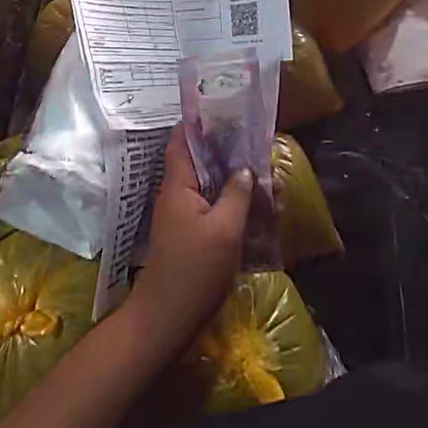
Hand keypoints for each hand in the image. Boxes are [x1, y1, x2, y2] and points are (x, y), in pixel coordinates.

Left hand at [123, 127, 250, 353]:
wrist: (166, 320)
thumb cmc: (194, 270)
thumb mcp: (225, 230)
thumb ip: (237, 194)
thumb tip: (246, 168)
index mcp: (178, 186)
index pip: (183, 141)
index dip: (200, 121)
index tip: (226, 107)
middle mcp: (176, 195)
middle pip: (199, 160)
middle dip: (225, 148)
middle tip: (255, 137)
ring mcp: (182, 216)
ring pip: (208, 184)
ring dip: (231, 175)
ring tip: (261, 165)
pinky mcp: (190, 235)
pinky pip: (211, 206)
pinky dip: (230, 200)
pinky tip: (254, 203)